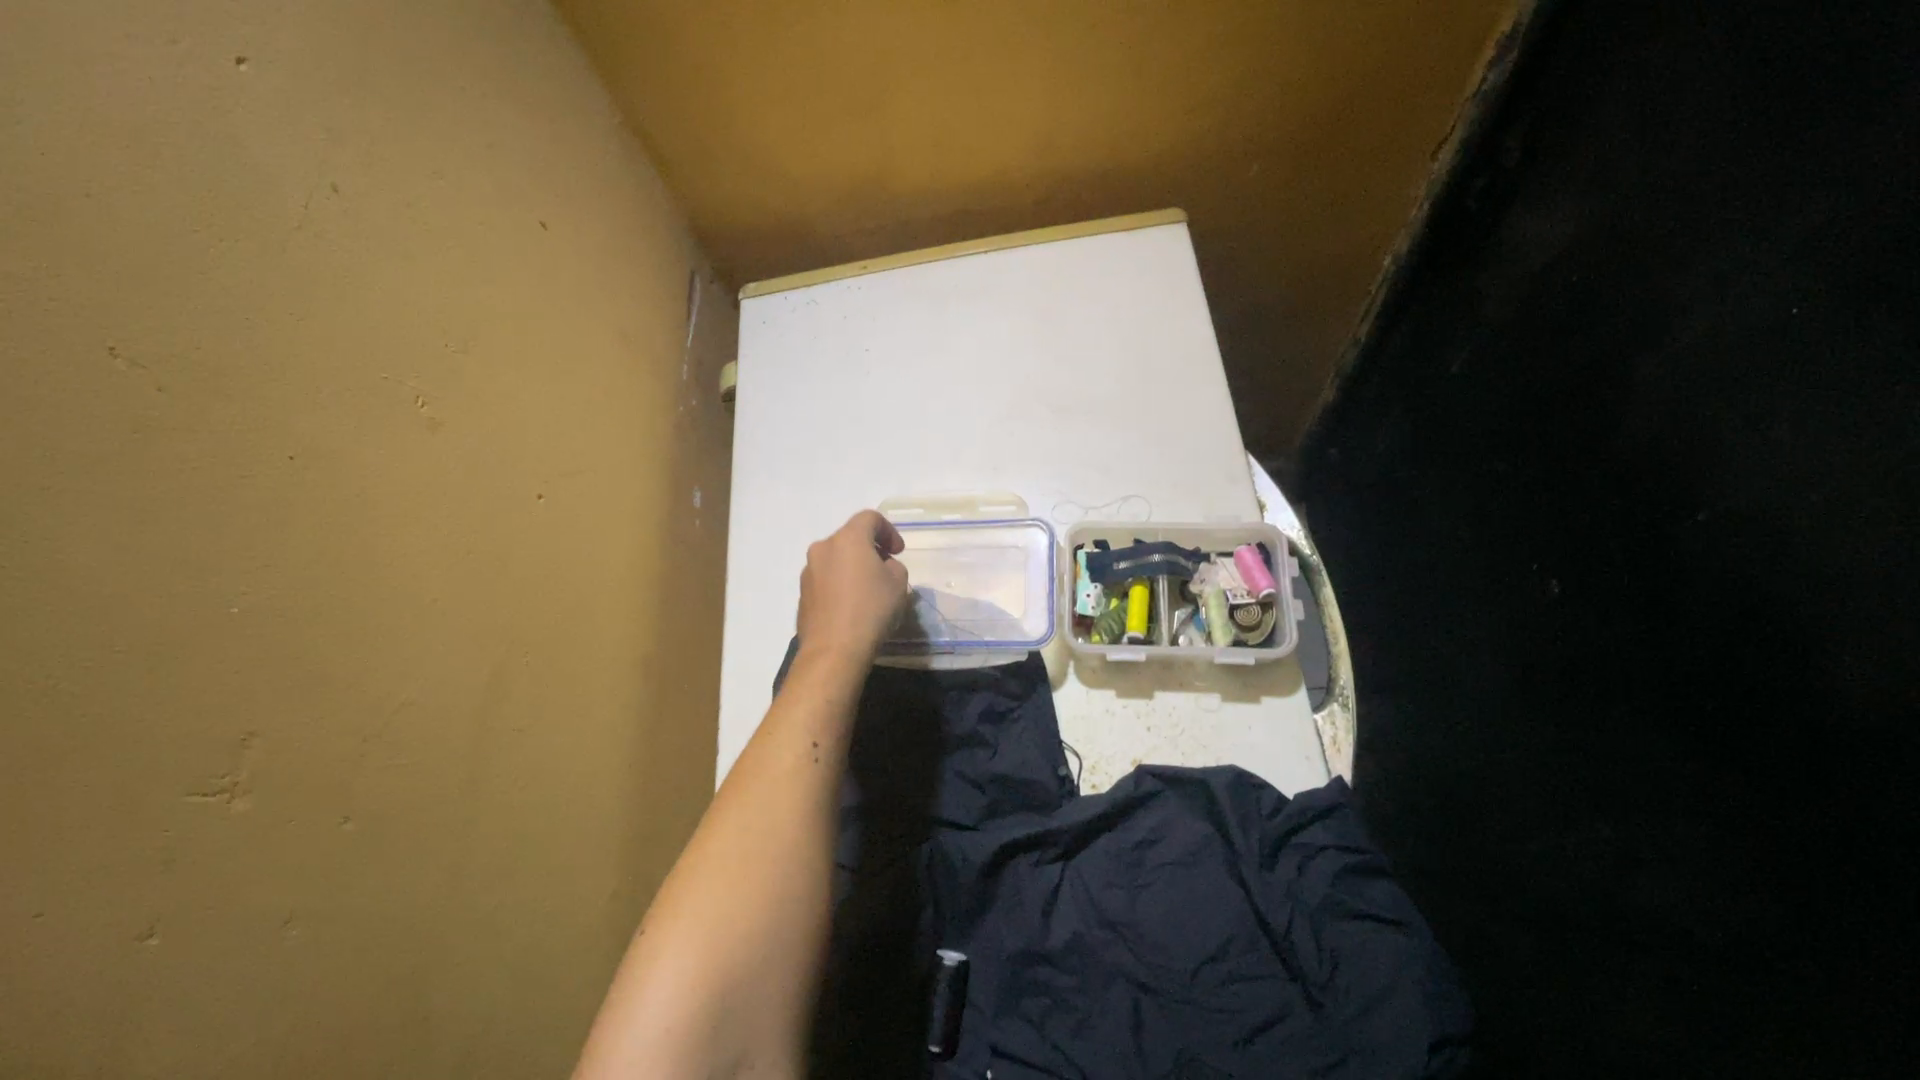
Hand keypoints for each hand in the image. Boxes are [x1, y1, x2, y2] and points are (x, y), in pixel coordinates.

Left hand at [796, 510, 910, 660]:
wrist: (833, 649)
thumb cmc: (871, 610)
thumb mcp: (899, 584)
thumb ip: (893, 566)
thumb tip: (881, 568)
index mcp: (848, 539)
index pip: (870, 518)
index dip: (889, 531)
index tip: (898, 552)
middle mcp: (823, 548)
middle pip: (849, 538)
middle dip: (869, 549)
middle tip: (885, 569)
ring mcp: (808, 572)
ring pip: (835, 559)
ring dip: (852, 567)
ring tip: (867, 591)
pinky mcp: (802, 594)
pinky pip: (825, 580)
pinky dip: (839, 585)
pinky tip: (851, 607)